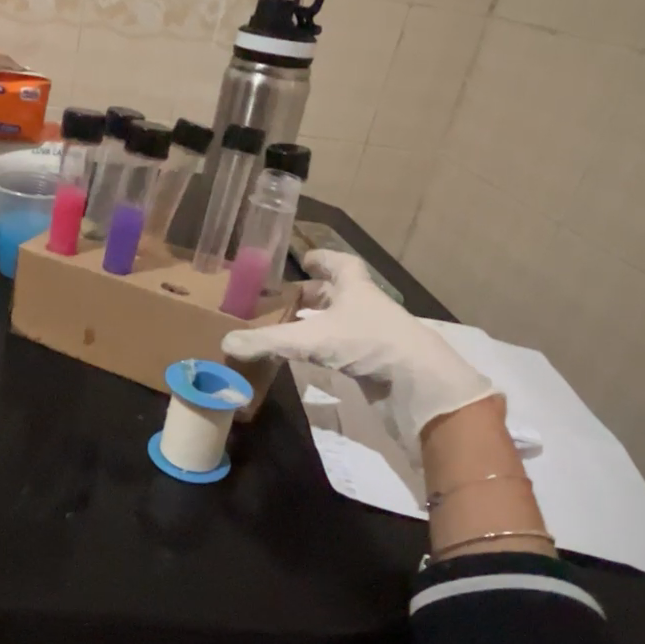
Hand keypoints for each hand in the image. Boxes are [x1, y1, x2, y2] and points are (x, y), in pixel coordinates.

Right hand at [221, 250, 495, 443]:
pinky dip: (324, 351)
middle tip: (284, 300)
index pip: (339, 264)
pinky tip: (306, 360)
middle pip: (338, 294)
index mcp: (355, 287)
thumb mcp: (311, 338)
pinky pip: (343, 350)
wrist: (418, 384)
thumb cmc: (368, 343)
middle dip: (312, 295)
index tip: (304, 259)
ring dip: (317, 324)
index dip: (322, 259)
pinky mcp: (374, 363)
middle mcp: (365, 307)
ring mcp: (372, 336)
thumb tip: (226, 342)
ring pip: (340, 322)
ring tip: (287, 329)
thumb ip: (268, 341)